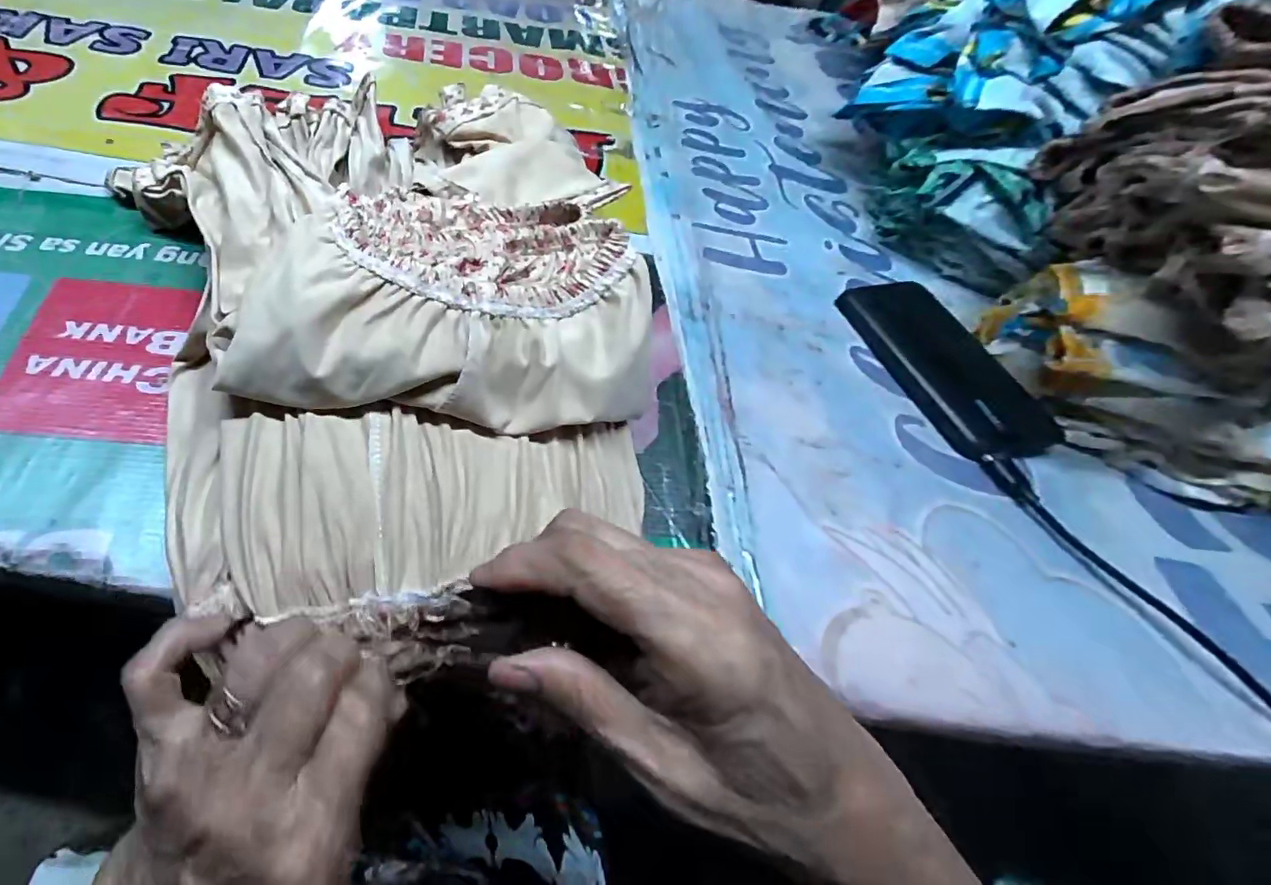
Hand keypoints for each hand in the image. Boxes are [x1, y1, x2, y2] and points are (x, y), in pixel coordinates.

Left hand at [99, 616, 403, 884]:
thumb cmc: (268, 874)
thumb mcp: (333, 847)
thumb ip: (360, 765)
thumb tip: (389, 689)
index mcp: (308, 833)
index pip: (356, 721)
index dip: (373, 678)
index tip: (374, 667)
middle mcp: (250, 793)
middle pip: (306, 682)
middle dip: (335, 649)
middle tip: (340, 647)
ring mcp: (193, 765)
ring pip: (247, 666)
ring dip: (284, 633)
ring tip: (302, 633)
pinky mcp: (151, 747)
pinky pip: (152, 672)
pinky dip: (181, 634)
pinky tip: (220, 624)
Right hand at [471, 510, 976, 884]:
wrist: (852, 797)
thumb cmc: (756, 796)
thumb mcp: (662, 768)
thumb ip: (582, 701)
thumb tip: (501, 664)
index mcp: (696, 634)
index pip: (586, 561)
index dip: (521, 562)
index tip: (476, 586)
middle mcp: (701, 580)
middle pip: (585, 530)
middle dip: (528, 556)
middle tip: (497, 604)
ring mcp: (707, 568)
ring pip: (600, 530)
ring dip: (552, 558)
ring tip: (528, 607)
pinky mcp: (706, 570)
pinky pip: (622, 545)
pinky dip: (582, 564)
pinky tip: (577, 609)